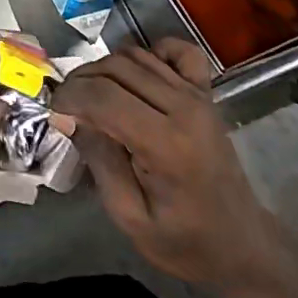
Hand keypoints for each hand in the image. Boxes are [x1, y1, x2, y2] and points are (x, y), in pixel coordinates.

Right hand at [51, 37, 292, 297]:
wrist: (243, 246)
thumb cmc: (184, 242)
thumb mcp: (129, 217)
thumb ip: (99, 160)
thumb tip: (70, 118)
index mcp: (166, 144)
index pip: (102, 96)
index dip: (68, 99)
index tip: (54, 116)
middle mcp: (184, 108)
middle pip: (114, 68)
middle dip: (80, 82)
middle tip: (67, 109)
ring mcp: (198, 96)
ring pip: (136, 55)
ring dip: (104, 69)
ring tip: (91, 98)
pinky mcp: (206, 93)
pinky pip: (177, 51)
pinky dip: (150, 52)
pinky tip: (135, 76)